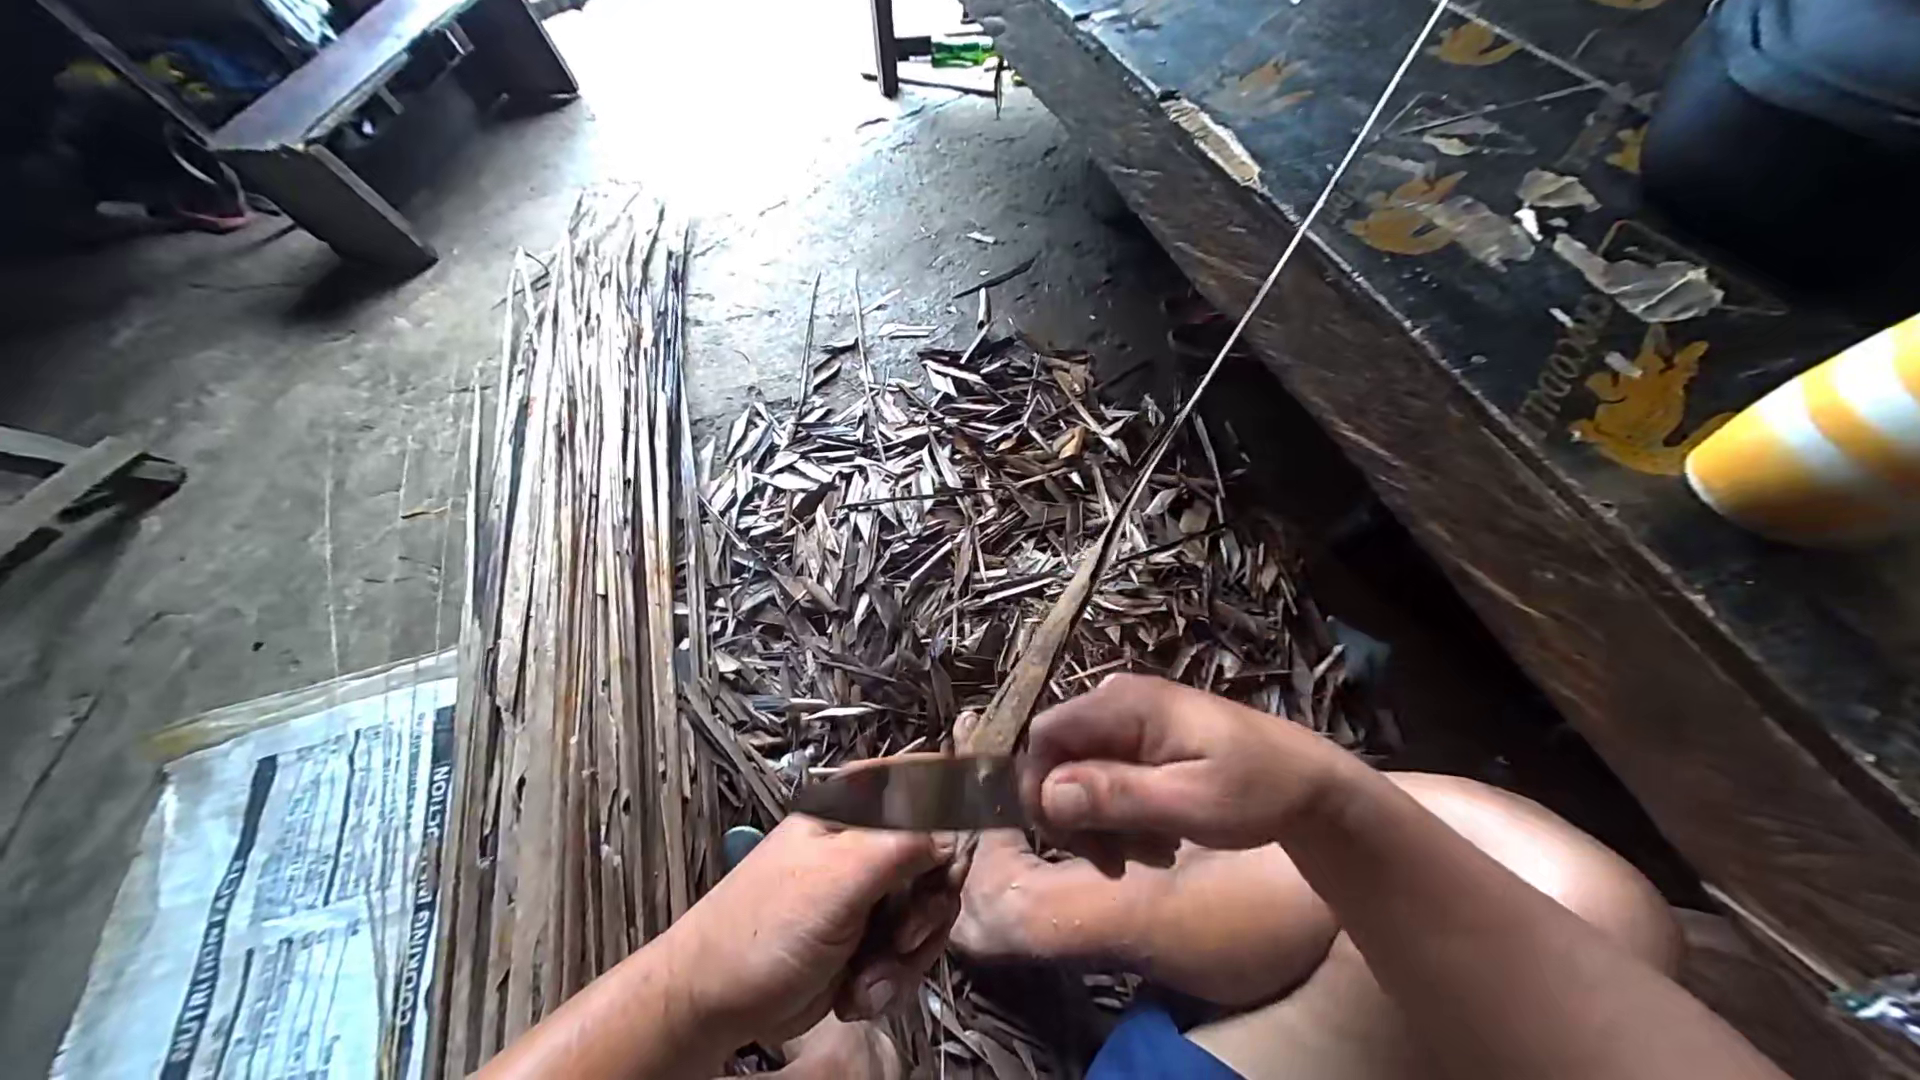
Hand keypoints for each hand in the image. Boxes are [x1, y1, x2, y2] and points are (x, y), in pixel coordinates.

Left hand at [664, 814, 959, 1047]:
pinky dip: (894, 977)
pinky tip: (859, 991)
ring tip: (870, 976)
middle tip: (904, 935)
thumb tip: (950, 840)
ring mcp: (869, 891)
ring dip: (908, 954)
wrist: (716, 1004)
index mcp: (853, 810)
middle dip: (928, 907)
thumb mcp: (838, 876)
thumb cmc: (763, 929)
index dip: (946, 814)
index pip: (919, 787)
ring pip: (929, 909)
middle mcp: (865, 844)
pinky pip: (912, 948)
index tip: (949, 859)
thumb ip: (902, 846)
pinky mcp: (870, 935)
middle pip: (937, 858)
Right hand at [1021, 674, 1359, 856]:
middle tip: (1114, 862)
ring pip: (1080, 770)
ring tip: (1149, 856)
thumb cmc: (1259, 791)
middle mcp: (1118, 700)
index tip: (1064, 839)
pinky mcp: (1141, 737)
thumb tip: (1047, 794)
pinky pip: (1105, 774)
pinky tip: (1154, 840)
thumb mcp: (1191, 802)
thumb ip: (1118, 795)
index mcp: (1126, 703)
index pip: (1047, 733)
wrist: (1310, 786)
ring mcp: (1129, 718)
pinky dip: (1119, 813)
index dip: (1040, 785)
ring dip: (1101, 821)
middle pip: (1060, 755)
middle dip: (1077, 814)